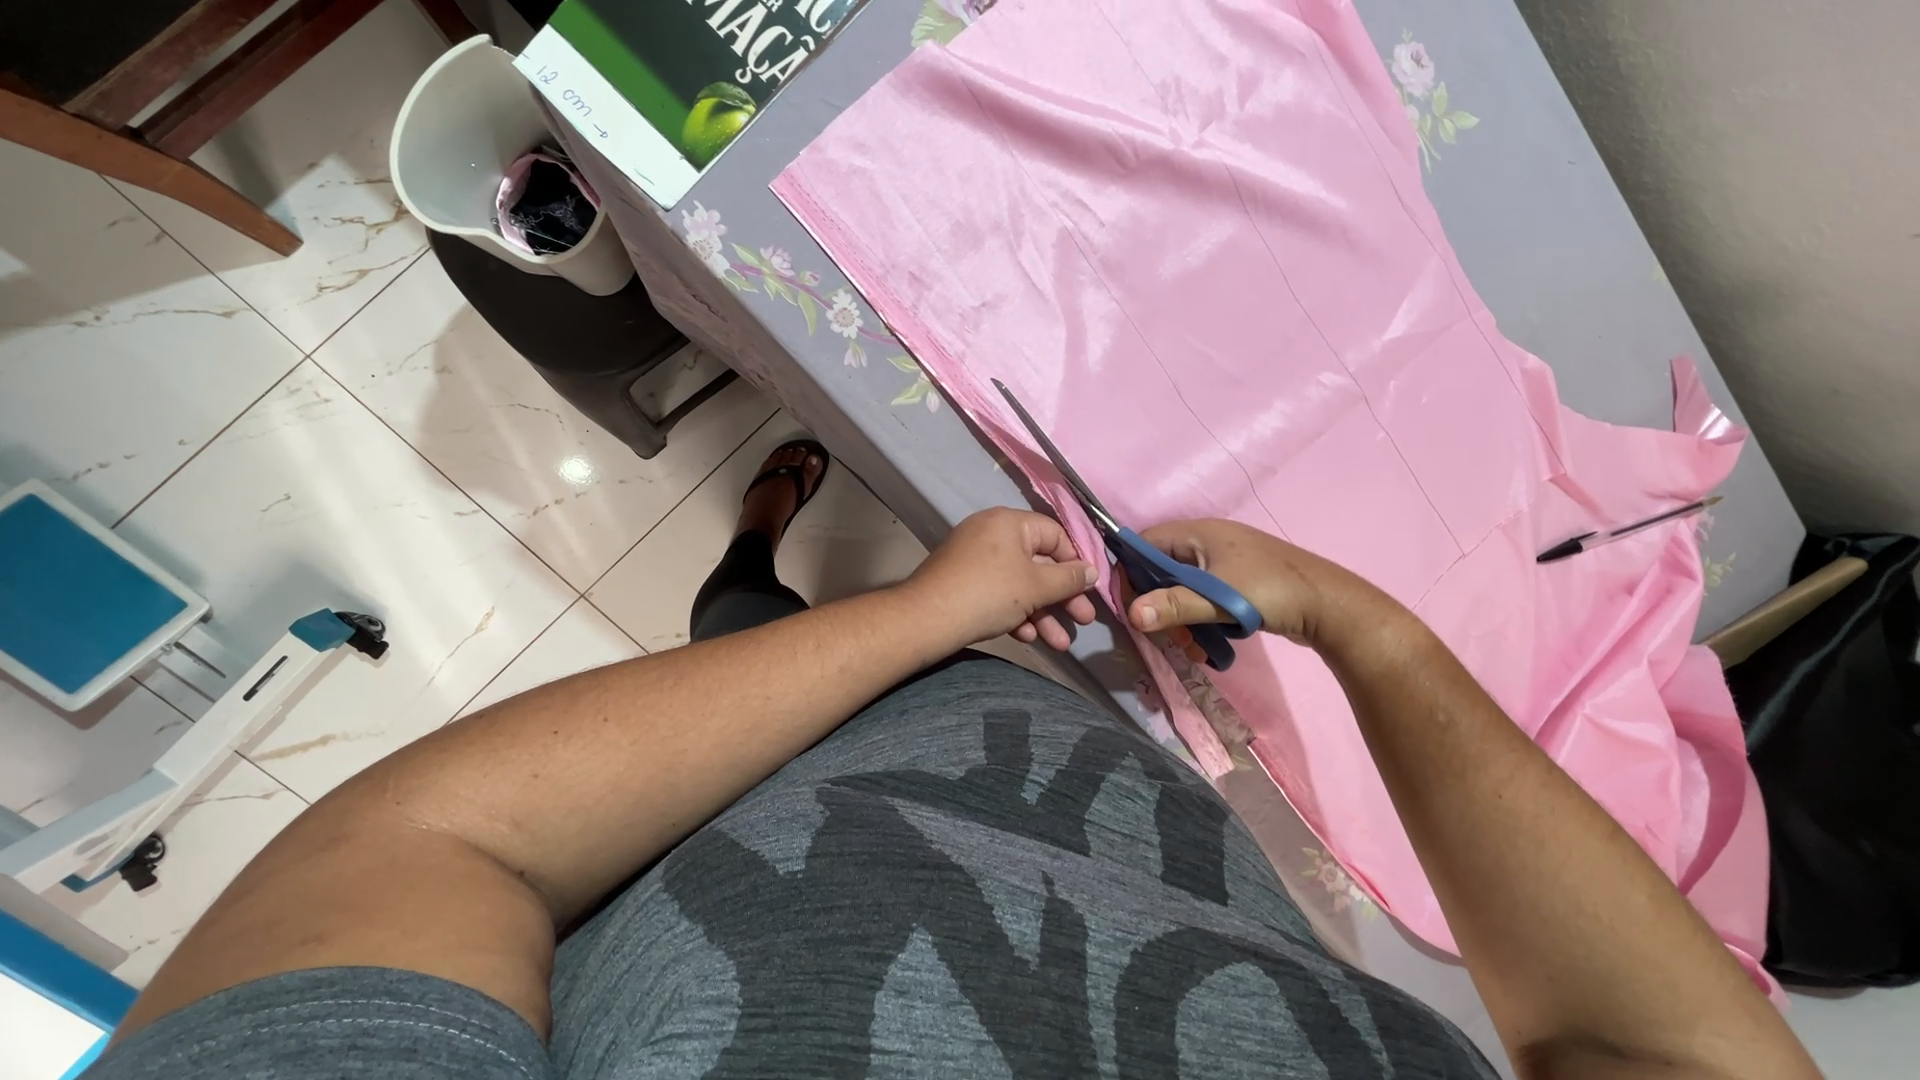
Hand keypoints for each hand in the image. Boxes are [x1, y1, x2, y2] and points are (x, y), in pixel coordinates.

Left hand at [902, 507, 1099, 651]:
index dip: (1075, 562)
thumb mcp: (1036, 586)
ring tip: (1059, 644)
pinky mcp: (965, 586)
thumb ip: (1069, 578)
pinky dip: (1016, 614)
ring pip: (1020, 585)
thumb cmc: (988, 593)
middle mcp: (992, 535)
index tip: (1089, 589)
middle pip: (1039, 563)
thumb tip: (1092, 571)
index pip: (1055, 535)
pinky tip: (1027, 638)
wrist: (927, 620)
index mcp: (1009, 523)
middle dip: (1063, 597)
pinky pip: (999, 595)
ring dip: (1043, 614)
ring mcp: (976, 561)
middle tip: (1084, 620)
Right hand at [1124, 519, 1399, 649]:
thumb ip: (1173, 606)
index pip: (1145, 543)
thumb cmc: (1270, 592)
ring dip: (1180, 618)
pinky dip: (1199, 619)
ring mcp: (1226, 561)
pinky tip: (1207, 645)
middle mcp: (1209, 541)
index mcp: (1200, 532)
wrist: (1330, 606)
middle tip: (1167, 634)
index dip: (1132, 572)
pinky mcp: (1238, 581)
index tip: (1133, 606)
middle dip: (1159, 604)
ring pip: (1183, 588)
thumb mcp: (1217, 599)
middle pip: (1162, 569)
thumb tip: (1131, 615)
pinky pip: (1204, 597)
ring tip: (1192, 646)